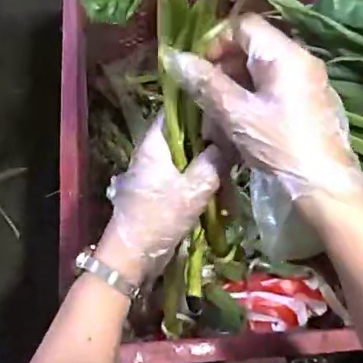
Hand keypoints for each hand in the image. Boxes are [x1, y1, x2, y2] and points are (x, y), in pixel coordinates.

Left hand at [95, 120, 224, 286]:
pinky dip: (194, 175)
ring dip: (201, 158)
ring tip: (228, 158)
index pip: (172, 112)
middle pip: (179, 134)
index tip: (220, 107)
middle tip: (231, 135)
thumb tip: (227, 142)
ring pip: (180, 156)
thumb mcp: (193, 190)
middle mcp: (148, 153)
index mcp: (153, 145)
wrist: (131, 256)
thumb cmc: (159, 217)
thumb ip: (212, 163)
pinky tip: (215, 181)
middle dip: (204, 135)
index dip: (195, 107)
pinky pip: (177, 174)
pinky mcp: (154, 191)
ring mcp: (150, 173)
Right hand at [164, 15, 362, 214]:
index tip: (196, 70)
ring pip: (258, 71)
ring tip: (214, 117)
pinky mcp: (306, 104)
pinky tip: (236, 126)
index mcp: (285, 54)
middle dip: (221, 68)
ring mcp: (306, 82)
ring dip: (231, 88)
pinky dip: (249, 101)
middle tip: (201, 97)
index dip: (214, 42)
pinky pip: (271, 89)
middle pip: (250, 47)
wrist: (324, 187)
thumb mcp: (236, 114)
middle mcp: (299, 61)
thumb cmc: (280, 145)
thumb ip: (205, 83)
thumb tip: (173, 57)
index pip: (243, 25)